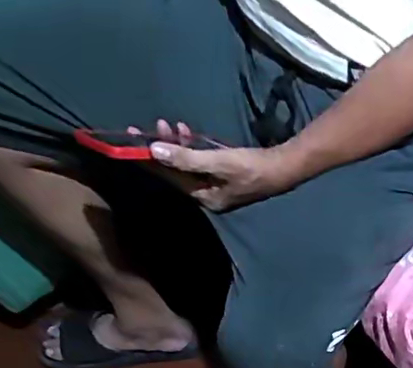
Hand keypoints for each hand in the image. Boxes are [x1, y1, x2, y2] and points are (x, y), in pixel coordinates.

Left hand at [143, 120, 297, 210]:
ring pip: (186, 164)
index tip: (132, 140)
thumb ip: (185, 157)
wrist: (280, 169)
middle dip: (162, 149)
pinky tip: (187, 131)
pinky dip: (190, 147)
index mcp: (204, 197)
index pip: (169, 177)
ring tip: (167, 124)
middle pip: (176, 171)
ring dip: (175, 145)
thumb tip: (153, 150)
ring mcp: (214, 185)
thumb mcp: (217, 161)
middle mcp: (206, 195)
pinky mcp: (222, 174)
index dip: (149, 159)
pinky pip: (197, 161)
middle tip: (150, 125)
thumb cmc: (250, 167)